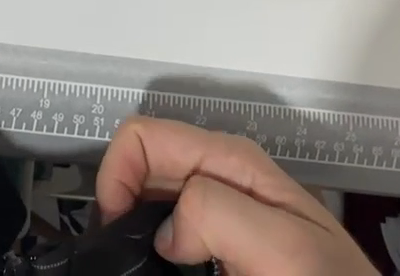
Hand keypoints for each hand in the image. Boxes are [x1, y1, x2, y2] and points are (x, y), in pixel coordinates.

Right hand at [96, 117, 376, 275]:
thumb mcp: (284, 246)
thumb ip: (219, 211)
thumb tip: (163, 230)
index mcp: (228, 160)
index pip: (143, 136)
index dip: (117, 175)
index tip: (115, 231)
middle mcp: (218, 178)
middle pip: (142, 169)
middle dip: (122, 205)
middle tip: (122, 258)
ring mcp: (220, 217)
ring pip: (150, 207)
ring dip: (135, 233)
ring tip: (137, 266)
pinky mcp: (220, 251)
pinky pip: (170, 240)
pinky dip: (153, 254)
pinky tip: (160, 271)